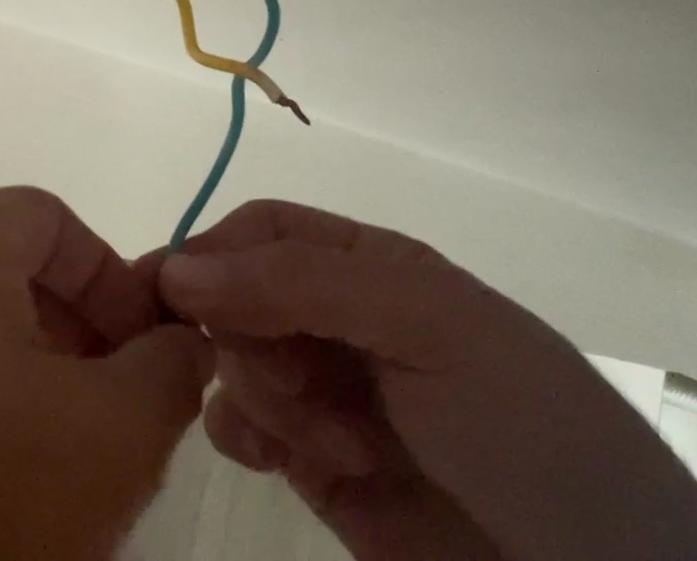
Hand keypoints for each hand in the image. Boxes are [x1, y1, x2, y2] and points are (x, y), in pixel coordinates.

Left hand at [0, 188, 213, 560]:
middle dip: (74, 326)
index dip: (113, 277)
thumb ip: (169, 368)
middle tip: (111, 399)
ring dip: (24, 364)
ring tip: (58, 440)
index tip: (145, 349)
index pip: (52, 220)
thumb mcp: (112, 432)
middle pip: (3, 265)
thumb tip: (180, 340)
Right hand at [153, 199, 696, 560]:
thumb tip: (175, 269)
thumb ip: (301, 284)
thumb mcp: (428, 326)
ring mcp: (321, 389)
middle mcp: (336, 318)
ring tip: (331, 445)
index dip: (210, 253)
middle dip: (247, 340)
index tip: (170, 297)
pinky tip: (282, 464)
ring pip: (229, 362)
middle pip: (232, 296)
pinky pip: (238, 426)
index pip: (258, 230)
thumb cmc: (526, 428)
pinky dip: (246, 437)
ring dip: (260, 399)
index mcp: (368, 264)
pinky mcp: (309, 458)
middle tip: (295, 387)